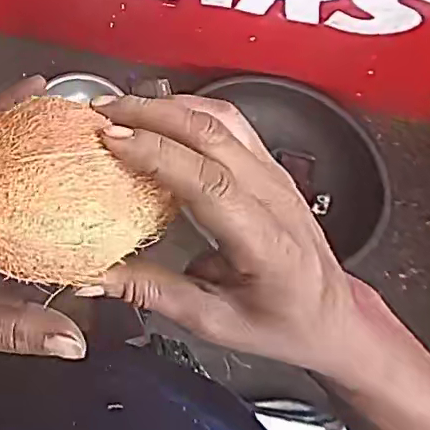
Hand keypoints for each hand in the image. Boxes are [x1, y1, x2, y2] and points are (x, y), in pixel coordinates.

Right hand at [91, 95, 404, 377]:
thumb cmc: (284, 324)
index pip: (208, 180)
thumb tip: (96, 274)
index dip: (156, 152)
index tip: (112, 140)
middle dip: (149, 114)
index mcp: (266, 243)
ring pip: (221, 118)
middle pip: (212, 133)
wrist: (333, 316)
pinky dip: (187, 108)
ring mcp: (274, 175)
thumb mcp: (214, 322)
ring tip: (122, 106)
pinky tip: (159, 111)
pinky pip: (228, 121)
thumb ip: (151, 293)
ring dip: (166, 105)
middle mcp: (275, 198)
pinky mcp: (268, 166)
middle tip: (102, 112)